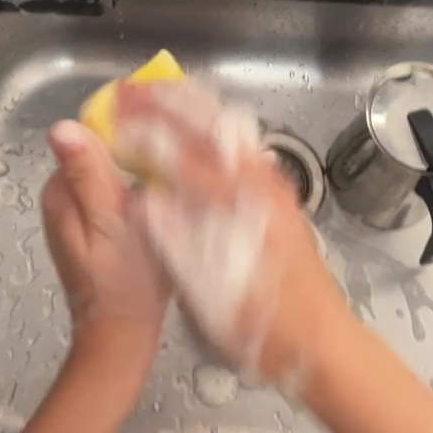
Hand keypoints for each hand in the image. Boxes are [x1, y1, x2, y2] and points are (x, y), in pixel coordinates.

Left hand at [41, 119, 170, 365]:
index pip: (92, 137)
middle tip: (171, 171)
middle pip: (103, 153)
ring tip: (171, 187)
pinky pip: (119, 193)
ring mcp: (80, 212)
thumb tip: (60, 128)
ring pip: (113, 172)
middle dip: (136, 156)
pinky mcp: (98, 225)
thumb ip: (88, 175)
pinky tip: (160, 207)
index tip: (160, 147)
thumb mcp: (108, 223)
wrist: (125, 335)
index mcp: (60, 190)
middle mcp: (63, 196)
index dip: (127, 136)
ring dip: (141, 175)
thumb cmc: (122, 283)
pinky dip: (139, 194)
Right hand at [115, 81, 350, 388]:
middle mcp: (256, 181)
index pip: (178, 153)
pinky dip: (211, 122)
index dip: (140, 133)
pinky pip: (240, 139)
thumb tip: (144, 202)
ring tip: (158, 95)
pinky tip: (195, 126)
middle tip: (131, 90)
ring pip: (227, 124)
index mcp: (234, 204)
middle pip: (208, 121)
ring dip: (190, 105)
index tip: (111, 119)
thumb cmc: (261, 327)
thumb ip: (176, 245)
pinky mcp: (276, 191)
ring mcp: (270, 182)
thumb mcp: (208, 298)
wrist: (321, 341)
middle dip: (166, 100)